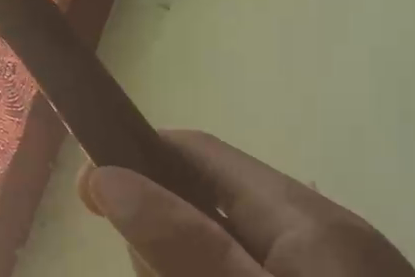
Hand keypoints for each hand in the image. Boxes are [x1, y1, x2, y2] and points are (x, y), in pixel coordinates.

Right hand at [80, 129, 414, 276]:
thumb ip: (182, 244)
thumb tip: (106, 177)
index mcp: (309, 221)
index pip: (192, 149)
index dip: (129, 159)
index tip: (88, 204)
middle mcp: (325, 243)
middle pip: (201, 206)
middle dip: (162, 246)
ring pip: (220, 256)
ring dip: (185, 276)